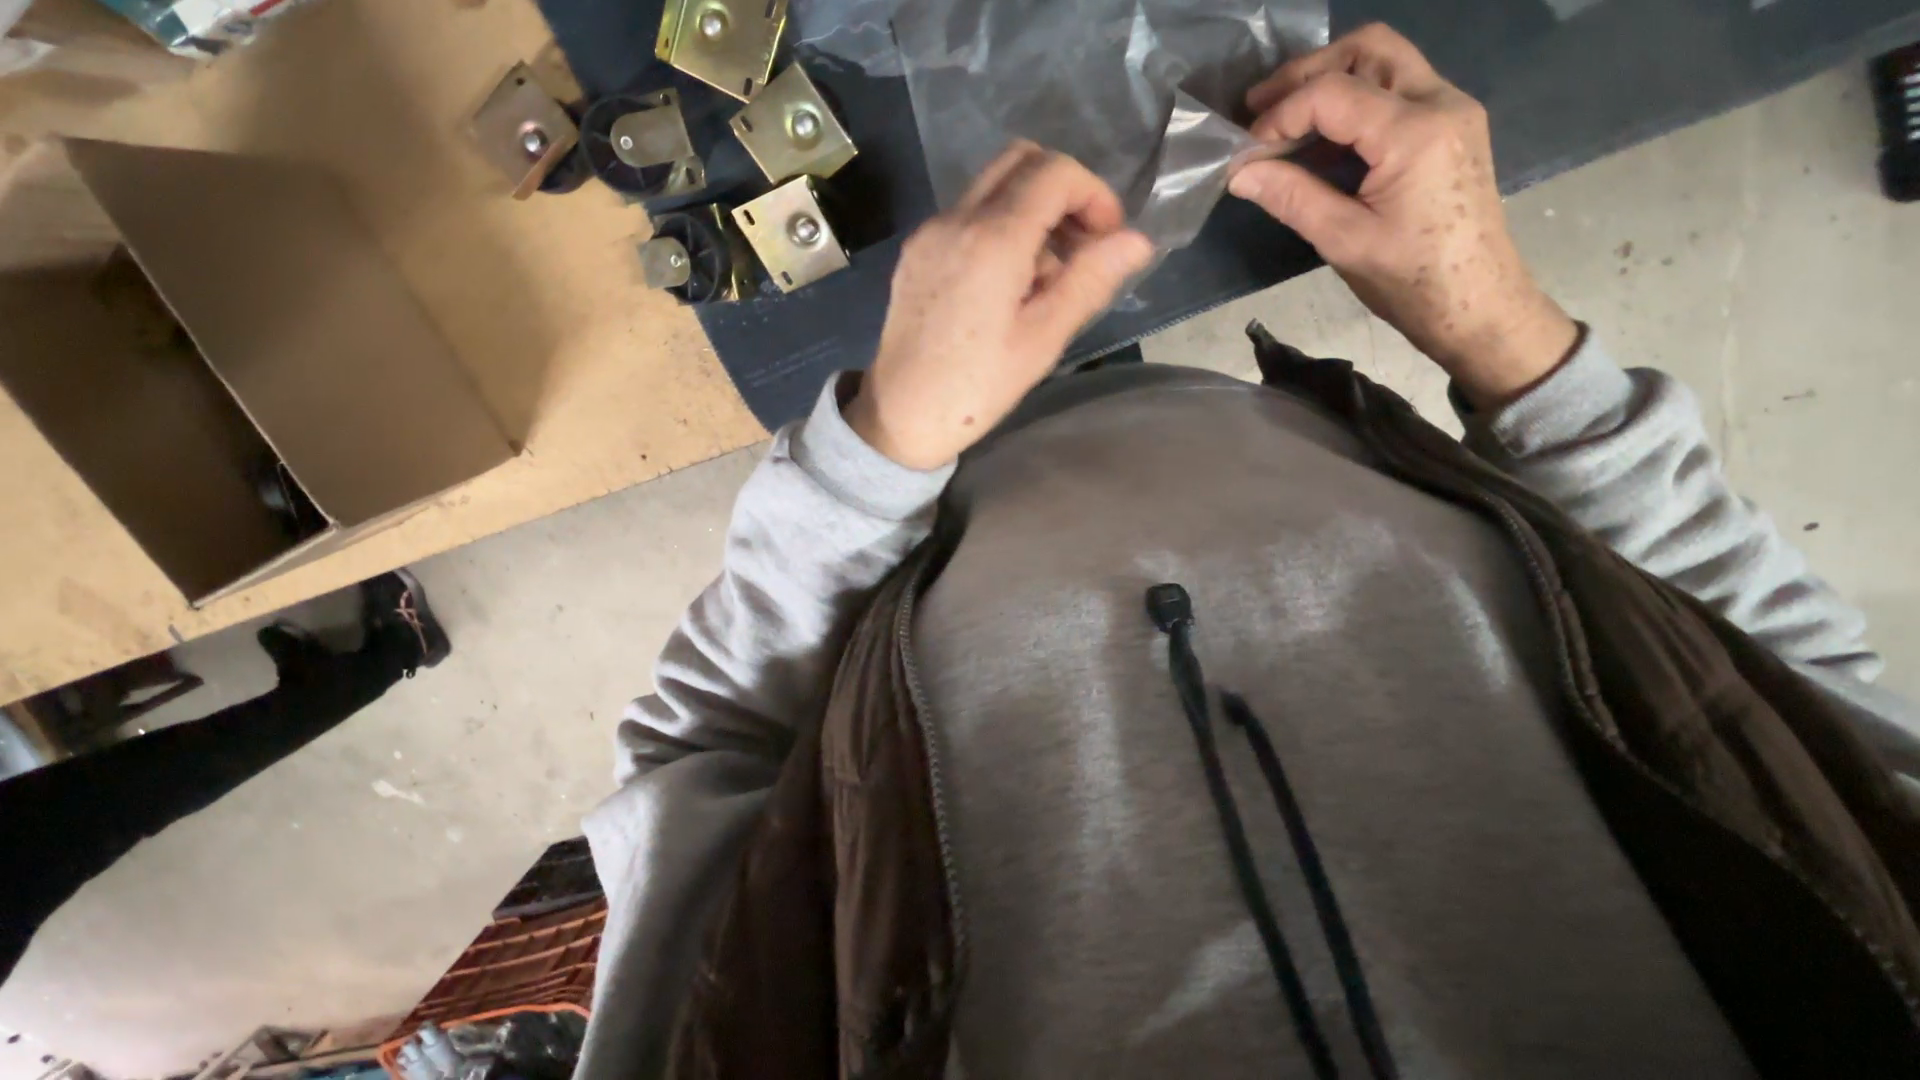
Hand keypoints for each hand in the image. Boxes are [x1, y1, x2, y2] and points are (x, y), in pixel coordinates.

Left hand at [846, 142, 1153, 468]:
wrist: (900, 417)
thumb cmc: (977, 387)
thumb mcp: (1043, 338)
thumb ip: (1089, 280)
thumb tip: (1137, 240)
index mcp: (993, 239)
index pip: (1055, 172)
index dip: (1093, 194)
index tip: (1107, 239)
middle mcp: (956, 219)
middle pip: (1020, 160)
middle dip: (1062, 191)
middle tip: (1081, 244)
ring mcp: (930, 232)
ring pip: (993, 186)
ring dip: (1032, 210)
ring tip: (1046, 277)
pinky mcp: (916, 252)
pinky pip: (967, 215)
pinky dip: (999, 228)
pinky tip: (1008, 284)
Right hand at [1230, 24, 1577, 407]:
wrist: (1478, 303)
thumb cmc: (1411, 280)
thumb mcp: (1343, 240)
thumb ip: (1290, 196)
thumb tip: (1238, 172)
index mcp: (1415, 131)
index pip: (1333, 91)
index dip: (1281, 114)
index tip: (1246, 151)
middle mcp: (1441, 101)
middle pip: (1367, 49)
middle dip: (1307, 72)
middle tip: (1260, 108)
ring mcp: (1451, 110)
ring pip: (1384, 62)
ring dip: (1330, 80)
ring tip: (1283, 119)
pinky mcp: (1450, 127)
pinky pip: (1396, 91)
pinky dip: (1353, 102)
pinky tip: (1320, 139)